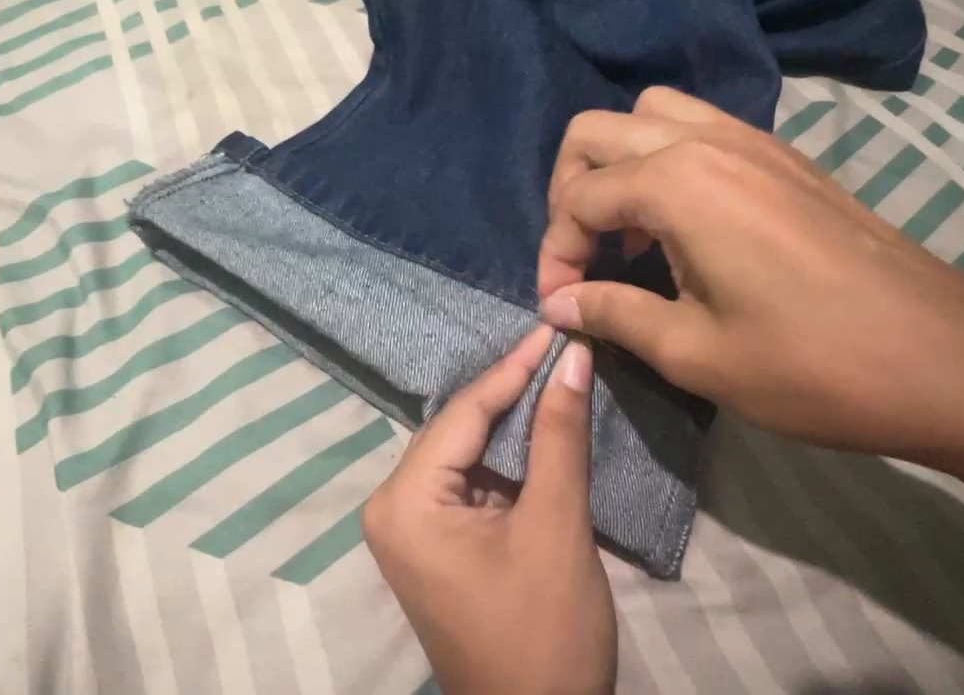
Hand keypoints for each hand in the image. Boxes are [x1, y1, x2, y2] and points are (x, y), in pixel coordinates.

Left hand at [363, 326, 615, 694]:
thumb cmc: (546, 633)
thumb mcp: (556, 526)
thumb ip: (558, 436)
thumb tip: (571, 358)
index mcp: (405, 502)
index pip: (463, 414)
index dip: (513, 369)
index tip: (552, 329)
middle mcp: (392, 507)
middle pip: (459, 430)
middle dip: (511, 393)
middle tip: (558, 352)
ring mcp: (408, 529)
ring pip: (465, 454)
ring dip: (511, 425)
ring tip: (555, 378)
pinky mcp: (431, 545)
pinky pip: (467, 483)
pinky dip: (505, 462)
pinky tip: (539, 432)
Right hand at [534, 87, 963, 471]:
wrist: (951, 361)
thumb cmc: (813, 364)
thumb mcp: (695, 353)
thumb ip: (612, 314)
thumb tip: (556, 304)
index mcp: (676, 183)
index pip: (577, 199)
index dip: (555, 253)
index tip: (561, 305)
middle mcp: (704, 141)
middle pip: (596, 133)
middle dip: (569, 191)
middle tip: (582, 257)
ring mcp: (750, 140)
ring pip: (648, 114)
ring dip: (617, 164)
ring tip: (628, 233)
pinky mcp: (783, 156)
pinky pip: (697, 127)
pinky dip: (664, 159)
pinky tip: (681, 224)